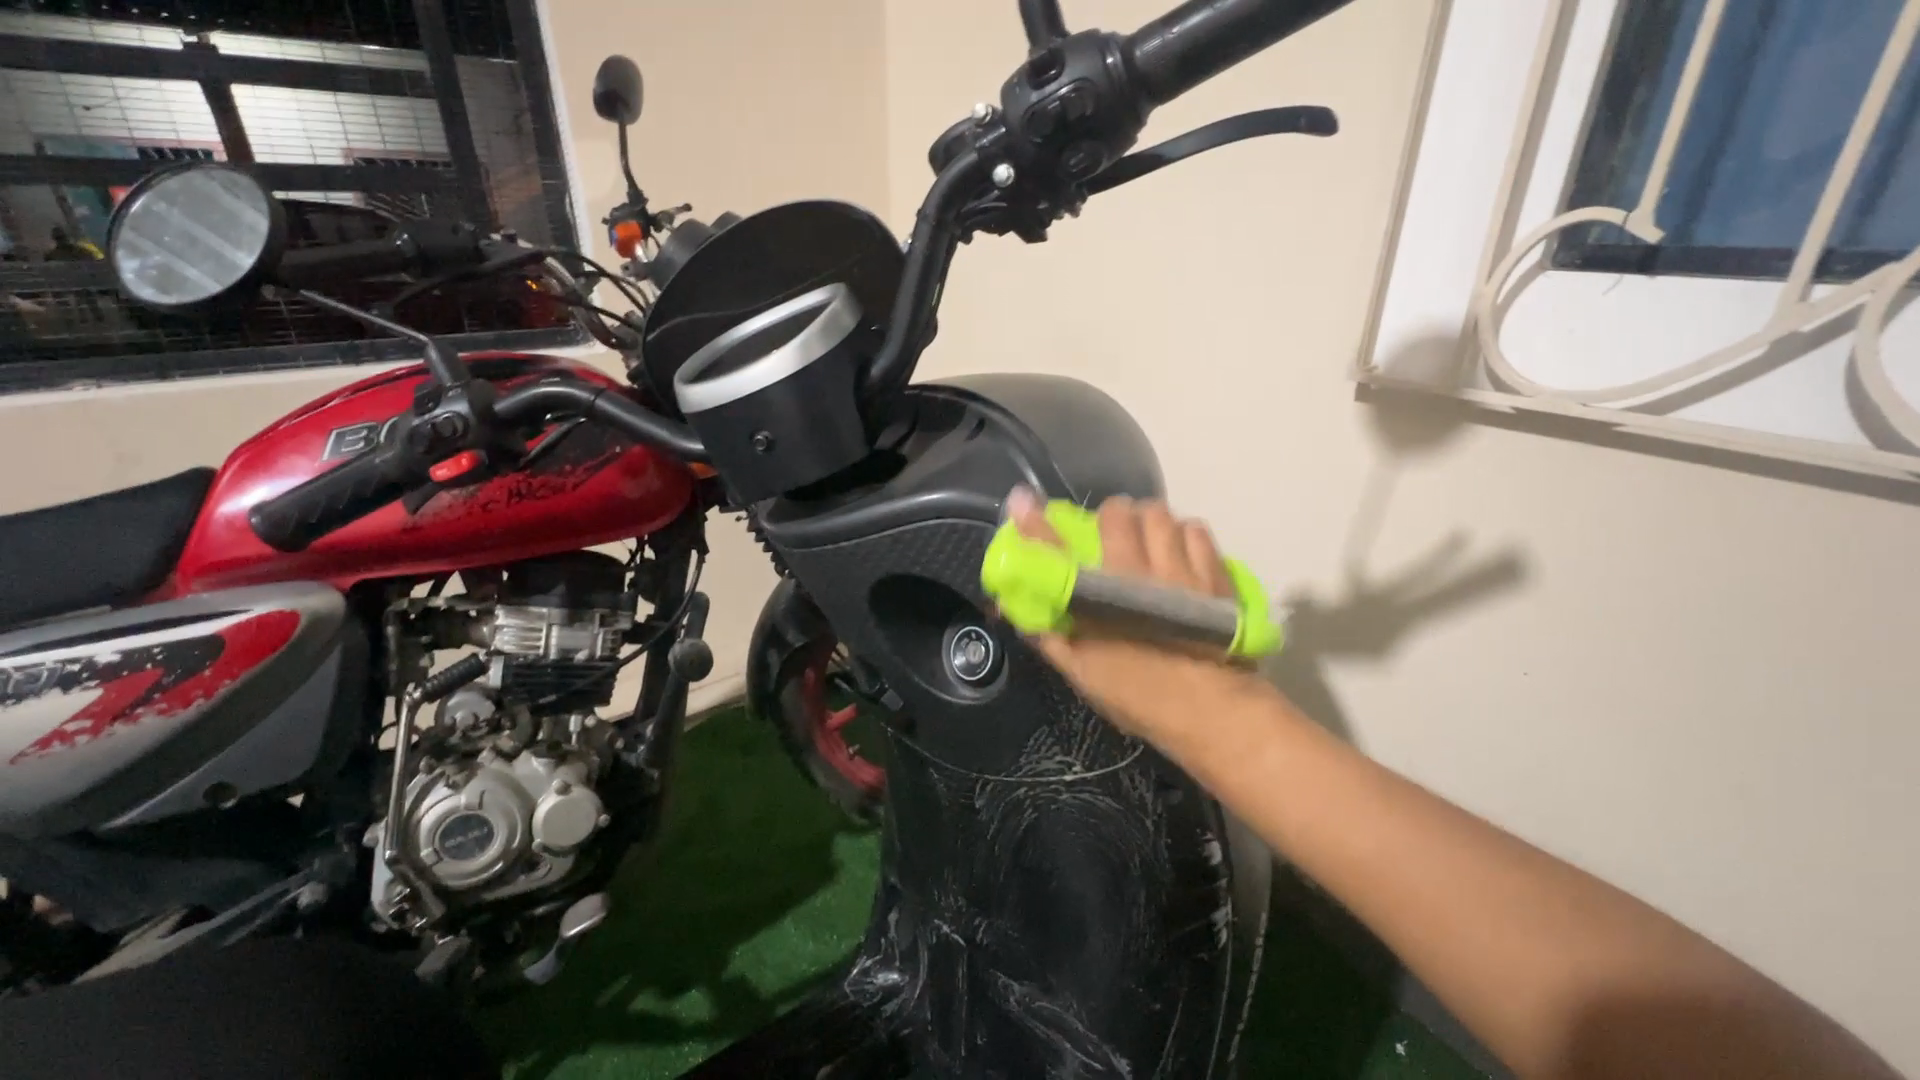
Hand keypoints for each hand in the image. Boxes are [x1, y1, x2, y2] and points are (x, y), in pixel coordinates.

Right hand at [1004, 488, 1278, 749]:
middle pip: (1117, 512)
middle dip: (1111, 518)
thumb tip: (1013, 606)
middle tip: (1111, 535)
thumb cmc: (1140, 696)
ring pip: (1160, 515)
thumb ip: (1049, 634)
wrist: (1213, 712)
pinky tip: (1183, 552)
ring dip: (1150, 522)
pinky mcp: (1215, 573)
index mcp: (1097, 599)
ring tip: (1150, 539)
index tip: (1023, 503)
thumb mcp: (1083, 673)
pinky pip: (1196, 531)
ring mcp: (1179, 568)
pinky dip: (1185, 534)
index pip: (1054, 548)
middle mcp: (1135, 572)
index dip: (1034, 523)